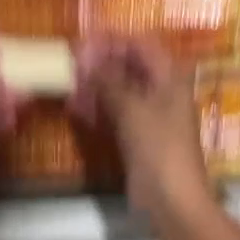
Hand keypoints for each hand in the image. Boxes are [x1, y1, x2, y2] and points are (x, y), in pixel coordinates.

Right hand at [73, 35, 213, 218]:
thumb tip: (86, 56)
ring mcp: (151, 116)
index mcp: (170, 77)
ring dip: (95, 86)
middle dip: (100, 63)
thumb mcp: (132, 108)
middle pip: (130, 66)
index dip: (112, 39)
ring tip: (67, 84)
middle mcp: (162, 91)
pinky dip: (98, 109)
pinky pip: (117, 115)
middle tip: (69, 63)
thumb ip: (108, 79)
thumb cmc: (158, 147)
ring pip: (120, 91)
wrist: (171, 199)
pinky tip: (75, 108)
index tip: (82, 40)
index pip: (141, 44)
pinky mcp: (139, 138)